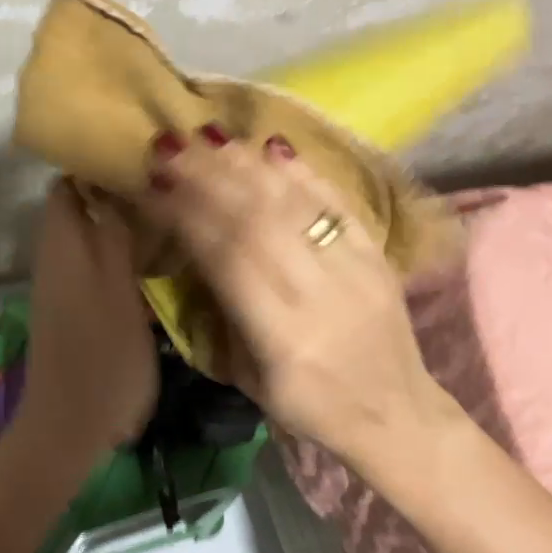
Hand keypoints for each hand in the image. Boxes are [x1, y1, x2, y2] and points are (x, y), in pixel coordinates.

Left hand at [17, 180, 158, 454]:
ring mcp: (65, 287)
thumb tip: (115, 179)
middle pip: (82, 208)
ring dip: (126, 226)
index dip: (99, 165)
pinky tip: (161, 262)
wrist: (69, 430)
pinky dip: (125, 257)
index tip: (145, 157)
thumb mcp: (117, 289)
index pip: (69, 183)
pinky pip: (99, 267)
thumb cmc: (100, 358)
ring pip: (93, 238)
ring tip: (175, 217)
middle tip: (174, 188)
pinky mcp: (78, 313)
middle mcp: (56, 257)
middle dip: (120, 193)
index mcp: (62, 244)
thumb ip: (115, 233)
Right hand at [139, 127, 462, 462]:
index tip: (153, 184)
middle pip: (261, 221)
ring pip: (296, 205)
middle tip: (170, 145)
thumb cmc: (308, 407)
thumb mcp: (249, 378)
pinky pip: (337, 203)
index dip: (189, 217)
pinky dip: (301, 171)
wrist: (397, 415)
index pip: (230, 259)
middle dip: (210, 178)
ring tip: (207, 137)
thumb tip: (188, 249)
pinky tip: (270, 146)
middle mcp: (323, 296)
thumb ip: (221, 314)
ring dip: (247, 166)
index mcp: (284, 338)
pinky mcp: (378, 255)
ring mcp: (357, 270)